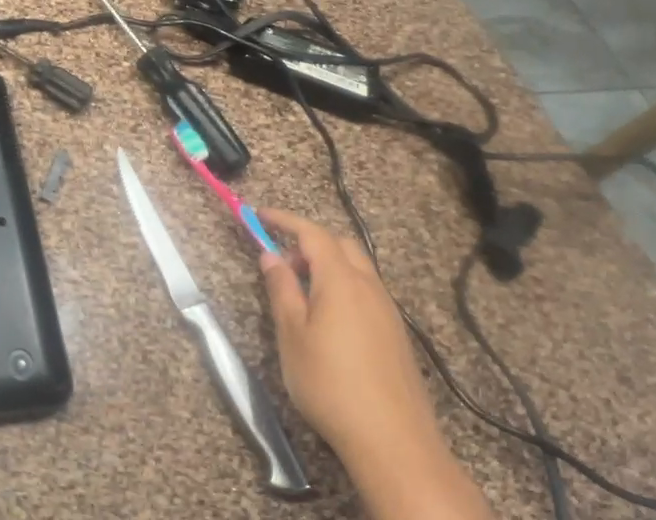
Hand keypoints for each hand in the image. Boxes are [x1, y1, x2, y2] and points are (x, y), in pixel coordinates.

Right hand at [258, 209, 490, 519]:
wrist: (393, 440)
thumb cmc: (330, 383)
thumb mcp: (292, 334)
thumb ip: (281, 290)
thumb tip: (271, 256)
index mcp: (341, 281)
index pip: (314, 234)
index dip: (285, 220)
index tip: (259, 214)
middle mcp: (370, 288)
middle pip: (341, 246)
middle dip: (309, 242)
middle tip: (281, 263)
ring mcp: (388, 312)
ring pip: (358, 270)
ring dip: (327, 267)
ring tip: (300, 295)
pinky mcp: (397, 335)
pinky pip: (367, 293)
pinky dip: (343, 288)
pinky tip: (328, 321)